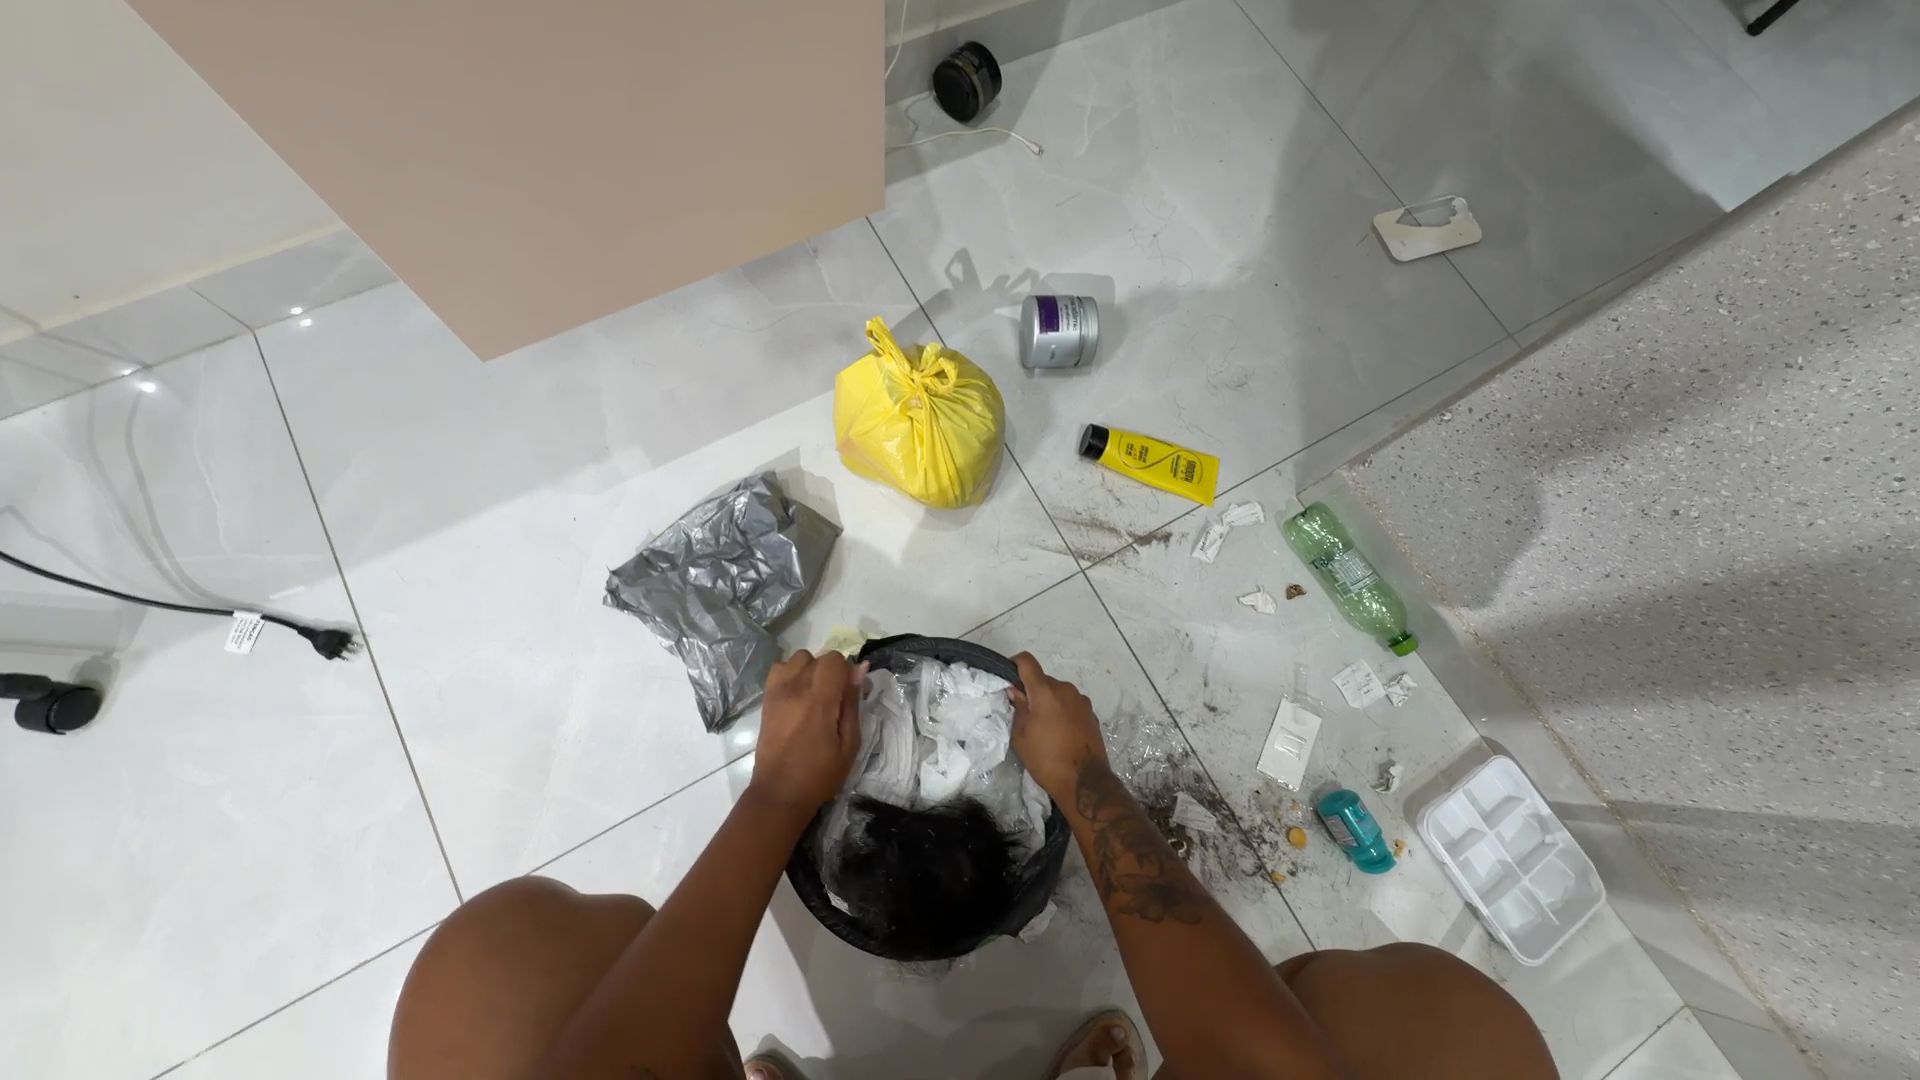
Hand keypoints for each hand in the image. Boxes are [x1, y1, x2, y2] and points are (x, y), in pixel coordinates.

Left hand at [751, 650, 864, 815]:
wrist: (779, 793)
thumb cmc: (820, 774)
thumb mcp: (849, 744)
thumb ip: (853, 704)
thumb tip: (860, 669)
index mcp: (818, 702)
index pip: (835, 660)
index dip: (847, 672)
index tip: (851, 694)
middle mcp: (795, 690)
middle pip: (819, 658)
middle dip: (833, 672)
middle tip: (836, 699)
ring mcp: (777, 692)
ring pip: (799, 659)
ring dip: (812, 669)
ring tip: (816, 695)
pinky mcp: (766, 699)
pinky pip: (780, 669)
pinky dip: (793, 674)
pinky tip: (799, 696)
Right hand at [1010, 652, 1109, 801]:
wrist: (1084, 781)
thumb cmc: (1046, 759)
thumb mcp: (1021, 736)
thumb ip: (1018, 708)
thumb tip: (1015, 691)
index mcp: (1045, 691)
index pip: (1027, 661)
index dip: (1015, 663)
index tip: (1008, 677)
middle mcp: (1065, 689)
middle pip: (1043, 680)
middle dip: (1032, 691)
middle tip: (1024, 713)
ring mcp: (1081, 701)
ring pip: (1058, 692)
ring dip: (1048, 702)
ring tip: (1044, 727)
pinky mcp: (1091, 713)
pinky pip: (1070, 704)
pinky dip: (1062, 711)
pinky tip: (1060, 733)